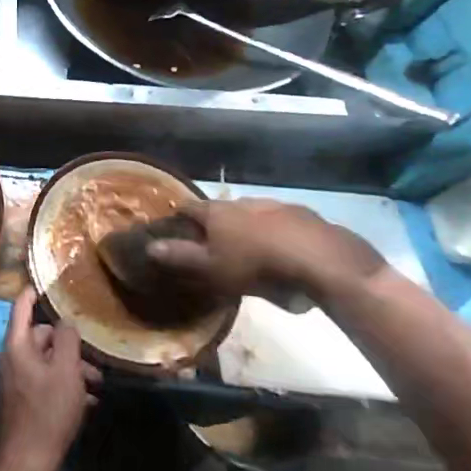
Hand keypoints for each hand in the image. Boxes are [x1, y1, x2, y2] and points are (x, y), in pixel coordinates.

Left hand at [0, 288, 100, 470]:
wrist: (25, 463)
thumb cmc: (47, 412)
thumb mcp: (66, 371)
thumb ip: (67, 340)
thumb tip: (66, 322)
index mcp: (16, 345)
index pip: (22, 308)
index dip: (33, 293)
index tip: (42, 282)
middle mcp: (10, 359)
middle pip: (39, 338)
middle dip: (67, 345)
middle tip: (95, 361)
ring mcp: (12, 381)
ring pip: (44, 363)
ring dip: (70, 369)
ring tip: (96, 387)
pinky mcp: (19, 402)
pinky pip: (42, 383)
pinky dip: (62, 386)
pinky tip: (85, 403)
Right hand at [147, 198, 386, 304]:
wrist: (321, 261)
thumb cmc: (256, 265)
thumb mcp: (212, 268)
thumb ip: (181, 256)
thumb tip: (149, 245)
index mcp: (217, 212)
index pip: (190, 207)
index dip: (180, 214)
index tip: (174, 223)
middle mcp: (244, 202)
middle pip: (224, 209)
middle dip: (218, 222)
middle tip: (216, 243)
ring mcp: (277, 205)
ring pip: (254, 213)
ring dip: (249, 227)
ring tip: (251, 249)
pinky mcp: (306, 216)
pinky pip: (283, 223)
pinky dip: (277, 233)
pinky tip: (284, 252)